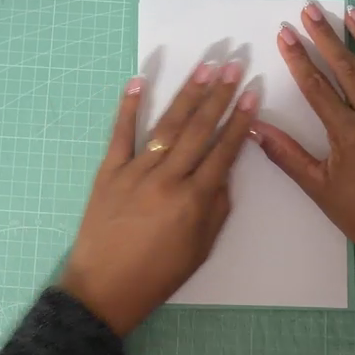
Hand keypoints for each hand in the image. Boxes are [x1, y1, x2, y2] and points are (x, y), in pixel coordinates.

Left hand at [58, 61, 258, 335]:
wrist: (103, 290)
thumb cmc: (157, 275)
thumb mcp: (200, 249)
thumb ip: (217, 207)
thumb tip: (226, 170)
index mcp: (193, 201)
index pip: (223, 151)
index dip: (239, 120)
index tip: (251, 93)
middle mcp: (167, 179)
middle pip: (198, 129)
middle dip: (218, 95)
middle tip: (232, 64)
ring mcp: (135, 172)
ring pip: (166, 125)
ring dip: (186, 94)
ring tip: (203, 67)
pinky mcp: (108, 171)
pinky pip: (120, 133)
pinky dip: (128, 106)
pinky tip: (139, 81)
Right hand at [253, 3, 354, 318]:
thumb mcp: (317, 188)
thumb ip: (286, 154)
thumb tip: (254, 127)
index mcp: (348, 134)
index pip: (317, 86)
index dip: (298, 57)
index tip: (285, 32)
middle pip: (349, 68)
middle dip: (327, 35)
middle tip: (311, 9)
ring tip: (352, 13)